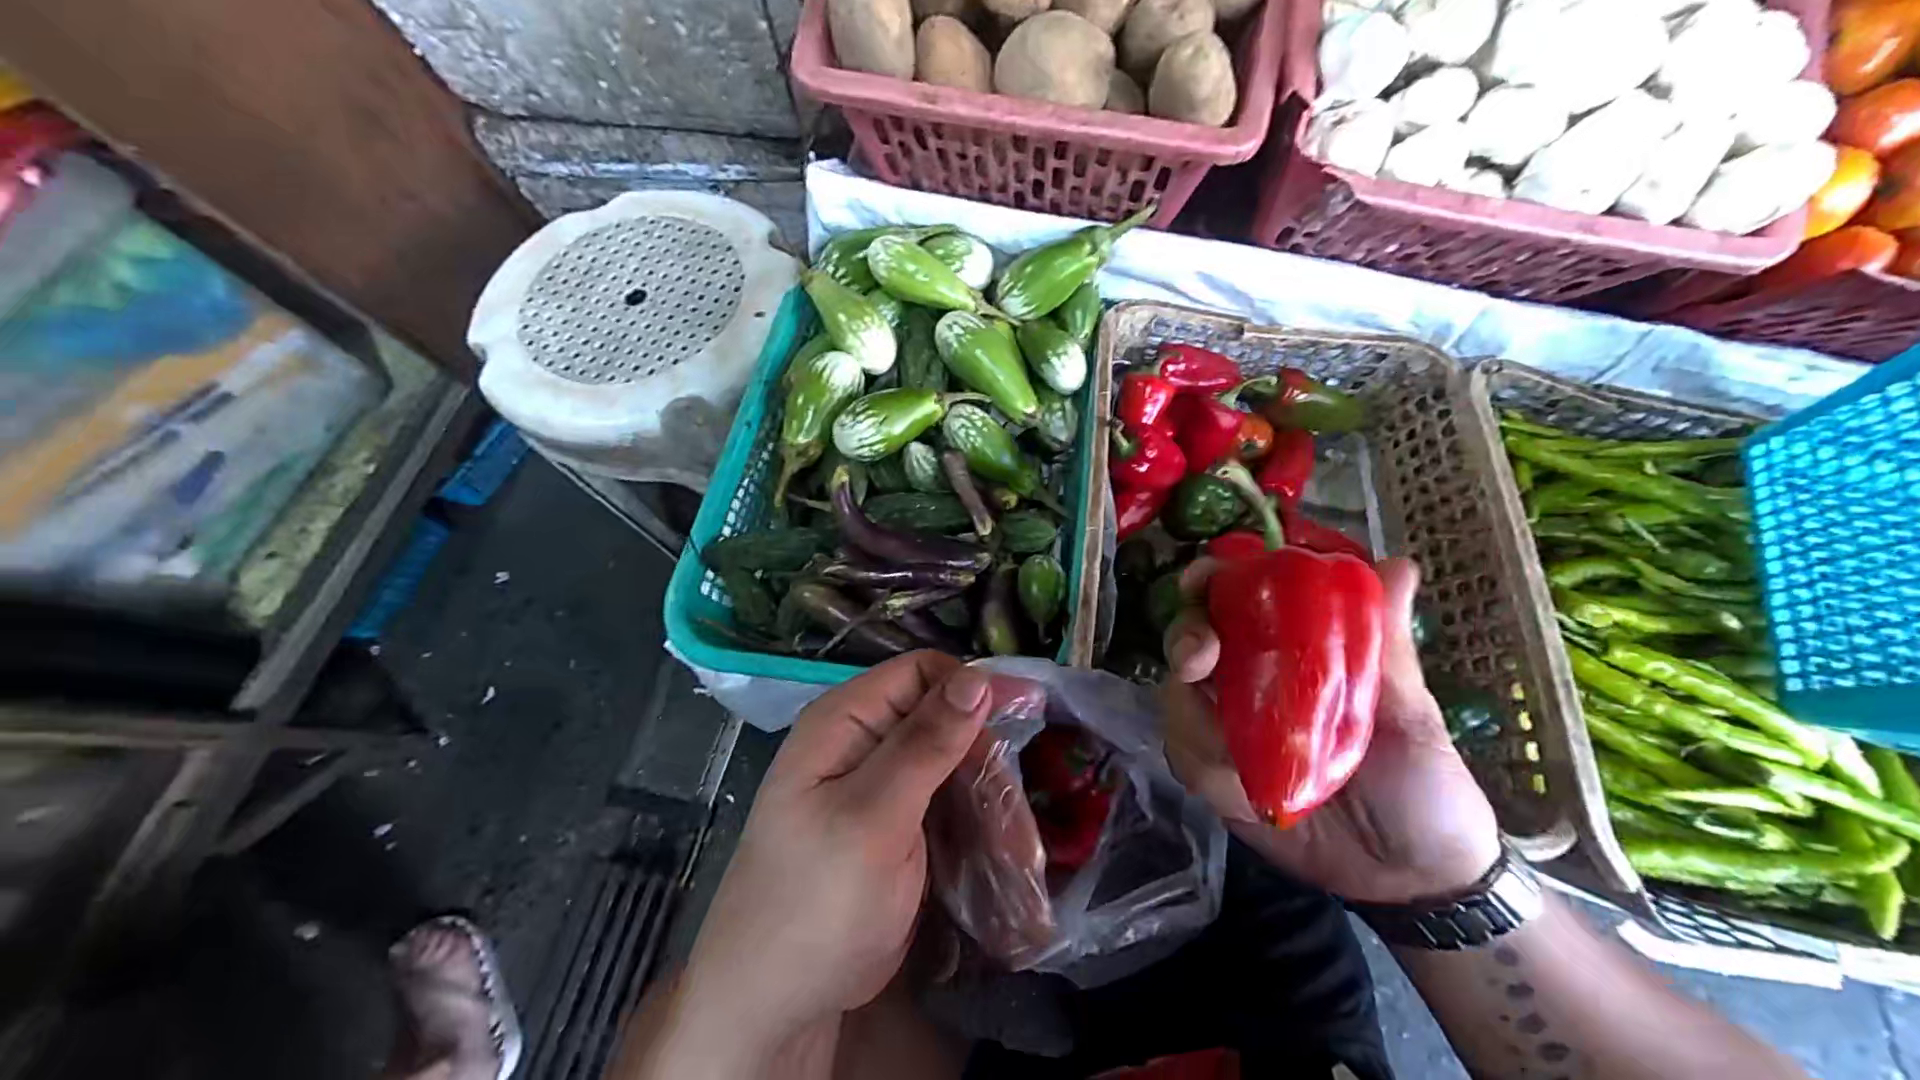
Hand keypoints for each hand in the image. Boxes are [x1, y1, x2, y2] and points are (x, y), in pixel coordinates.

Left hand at [674, 651, 991, 1048]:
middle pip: (944, 721)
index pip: (921, 673)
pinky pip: (950, 804)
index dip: (972, 687)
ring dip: (989, 801)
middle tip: (1017, 814)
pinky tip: (1001, 856)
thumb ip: (924, 744)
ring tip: (1017, 849)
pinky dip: (978, 825)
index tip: (1026, 715)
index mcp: (845, 721)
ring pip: (954, 766)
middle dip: (986, 760)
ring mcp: (883, 788)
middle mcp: (864, 743)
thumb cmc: (817, 901)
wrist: (779, 1001)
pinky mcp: (899, 826)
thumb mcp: (872, 816)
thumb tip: (975, 677)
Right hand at [1160, 556, 1500, 904]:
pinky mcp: (1209, 770)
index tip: (1200, 582)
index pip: (1237, 598)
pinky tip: (1244, 797)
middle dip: (1184, 642)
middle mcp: (1248, 678)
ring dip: (1201, 726)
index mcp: (1293, 650)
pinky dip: (1207, 771)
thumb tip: (1399, 565)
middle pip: (1188, 640)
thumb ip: (1389, 645)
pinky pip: (1182, 755)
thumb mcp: (1411, 713)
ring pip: (1177, 699)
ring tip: (1248, 764)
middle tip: (1199, 658)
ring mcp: (1224, 724)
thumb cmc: (1421, 783)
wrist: (1407, 878)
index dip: (1211, 582)